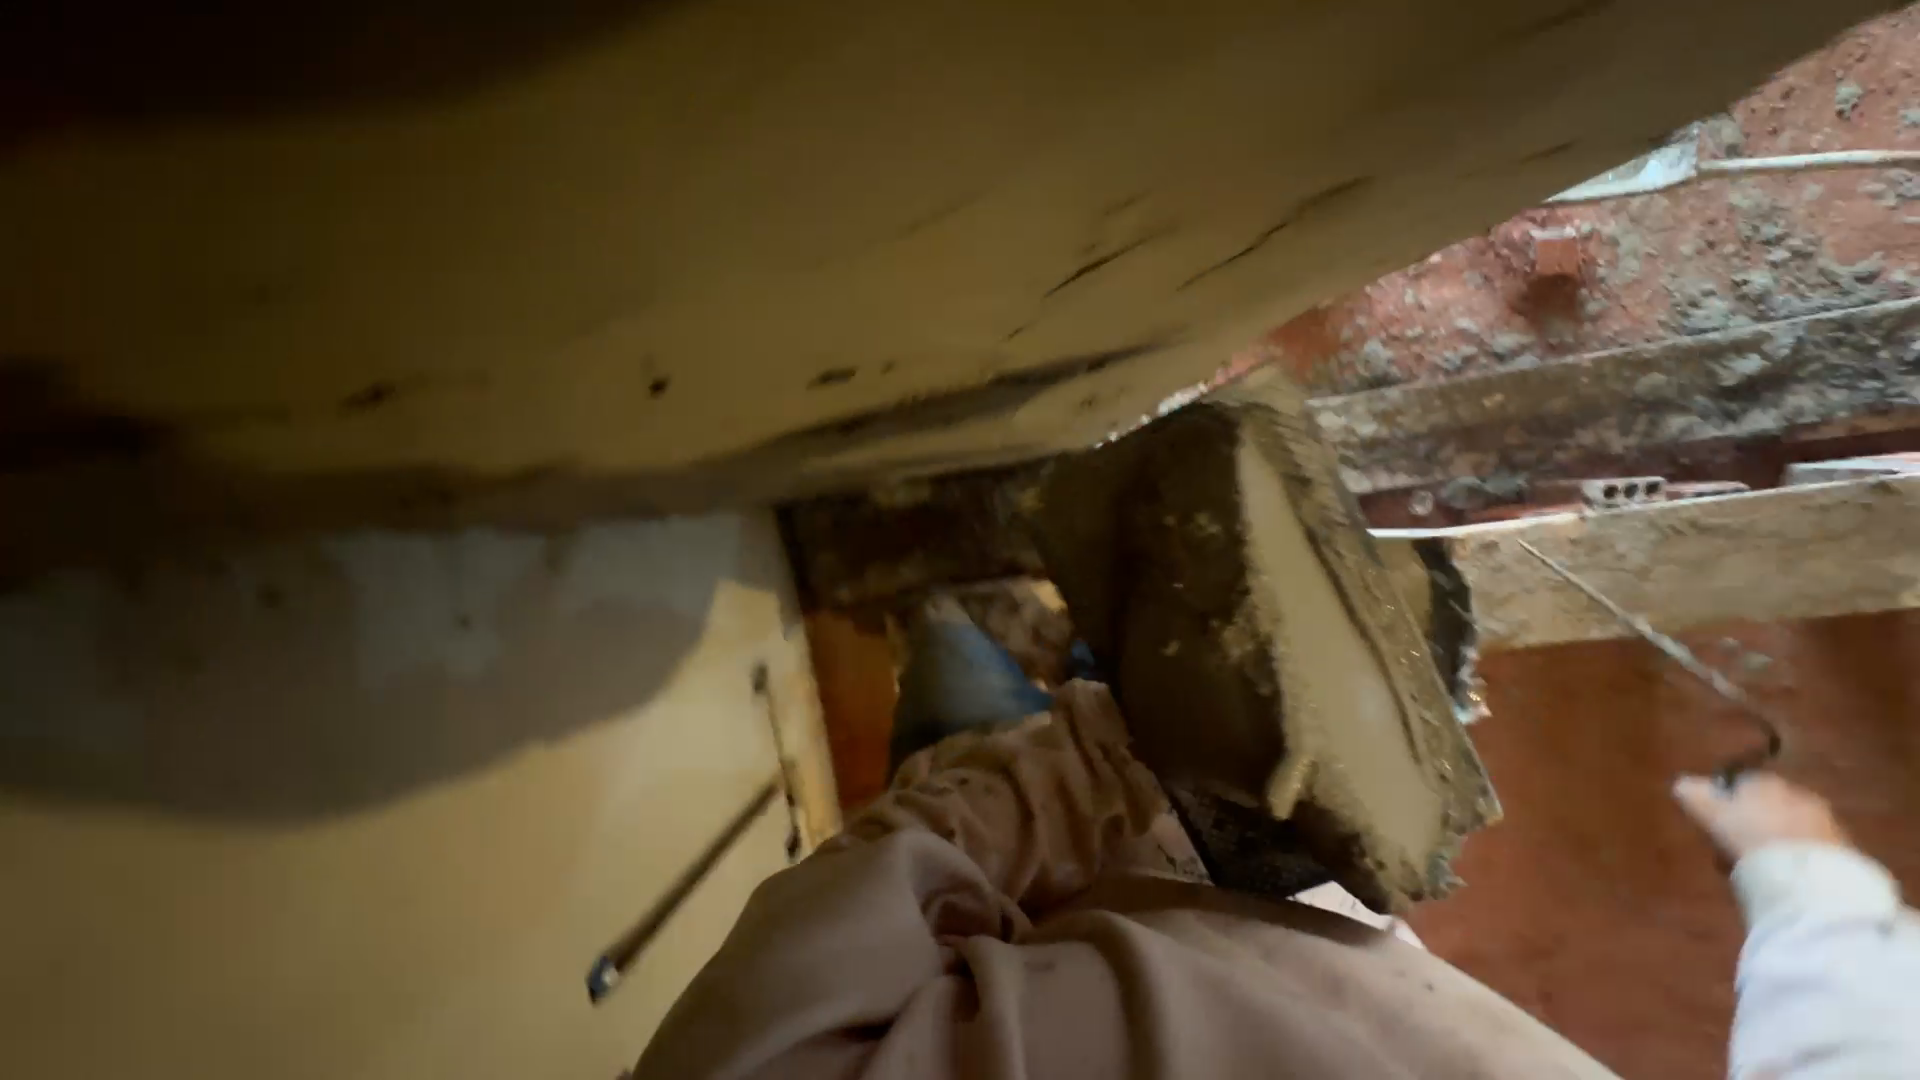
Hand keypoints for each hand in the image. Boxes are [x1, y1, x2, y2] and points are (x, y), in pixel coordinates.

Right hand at [1672, 772, 1850, 862]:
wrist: (1805, 873)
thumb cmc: (1746, 833)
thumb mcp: (1705, 810)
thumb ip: (1690, 791)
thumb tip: (1683, 784)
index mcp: (1765, 781)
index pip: (1739, 781)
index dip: (1723, 799)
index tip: (1712, 819)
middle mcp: (1798, 794)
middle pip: (1766, 805)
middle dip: (1750, 820)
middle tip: (1731, 843)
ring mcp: (1826, 822)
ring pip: (1788, 827)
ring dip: (1772, 839)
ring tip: (1754, 862)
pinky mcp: (1843, 850)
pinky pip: (1807, 847)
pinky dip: (1792, 855)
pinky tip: (1779, 871)